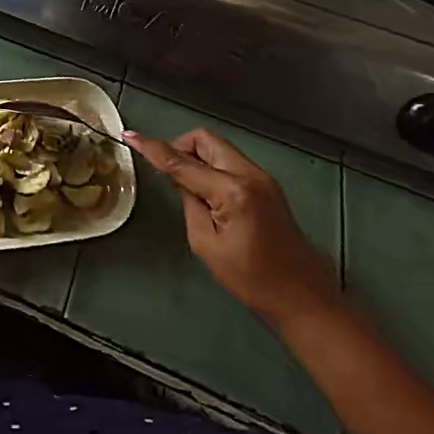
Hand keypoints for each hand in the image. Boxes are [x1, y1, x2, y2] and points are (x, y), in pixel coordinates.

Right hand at [124, 128, 339, 325]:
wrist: (304, 298)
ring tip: (187, 188)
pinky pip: (230, 161)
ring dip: (196, 157)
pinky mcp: (267, 186)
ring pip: (218, 148)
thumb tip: (179, 179)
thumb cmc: (251, 279)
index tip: (130, 136)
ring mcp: (262, 178)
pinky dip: (212, 166)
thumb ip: (189, 202)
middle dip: (180, 147)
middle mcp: (250, 175)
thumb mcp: (206, 243)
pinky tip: (207, 193)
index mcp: (233, 191)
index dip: (153, 148)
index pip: (183, 162)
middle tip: (167, 174)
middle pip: (205, 139)